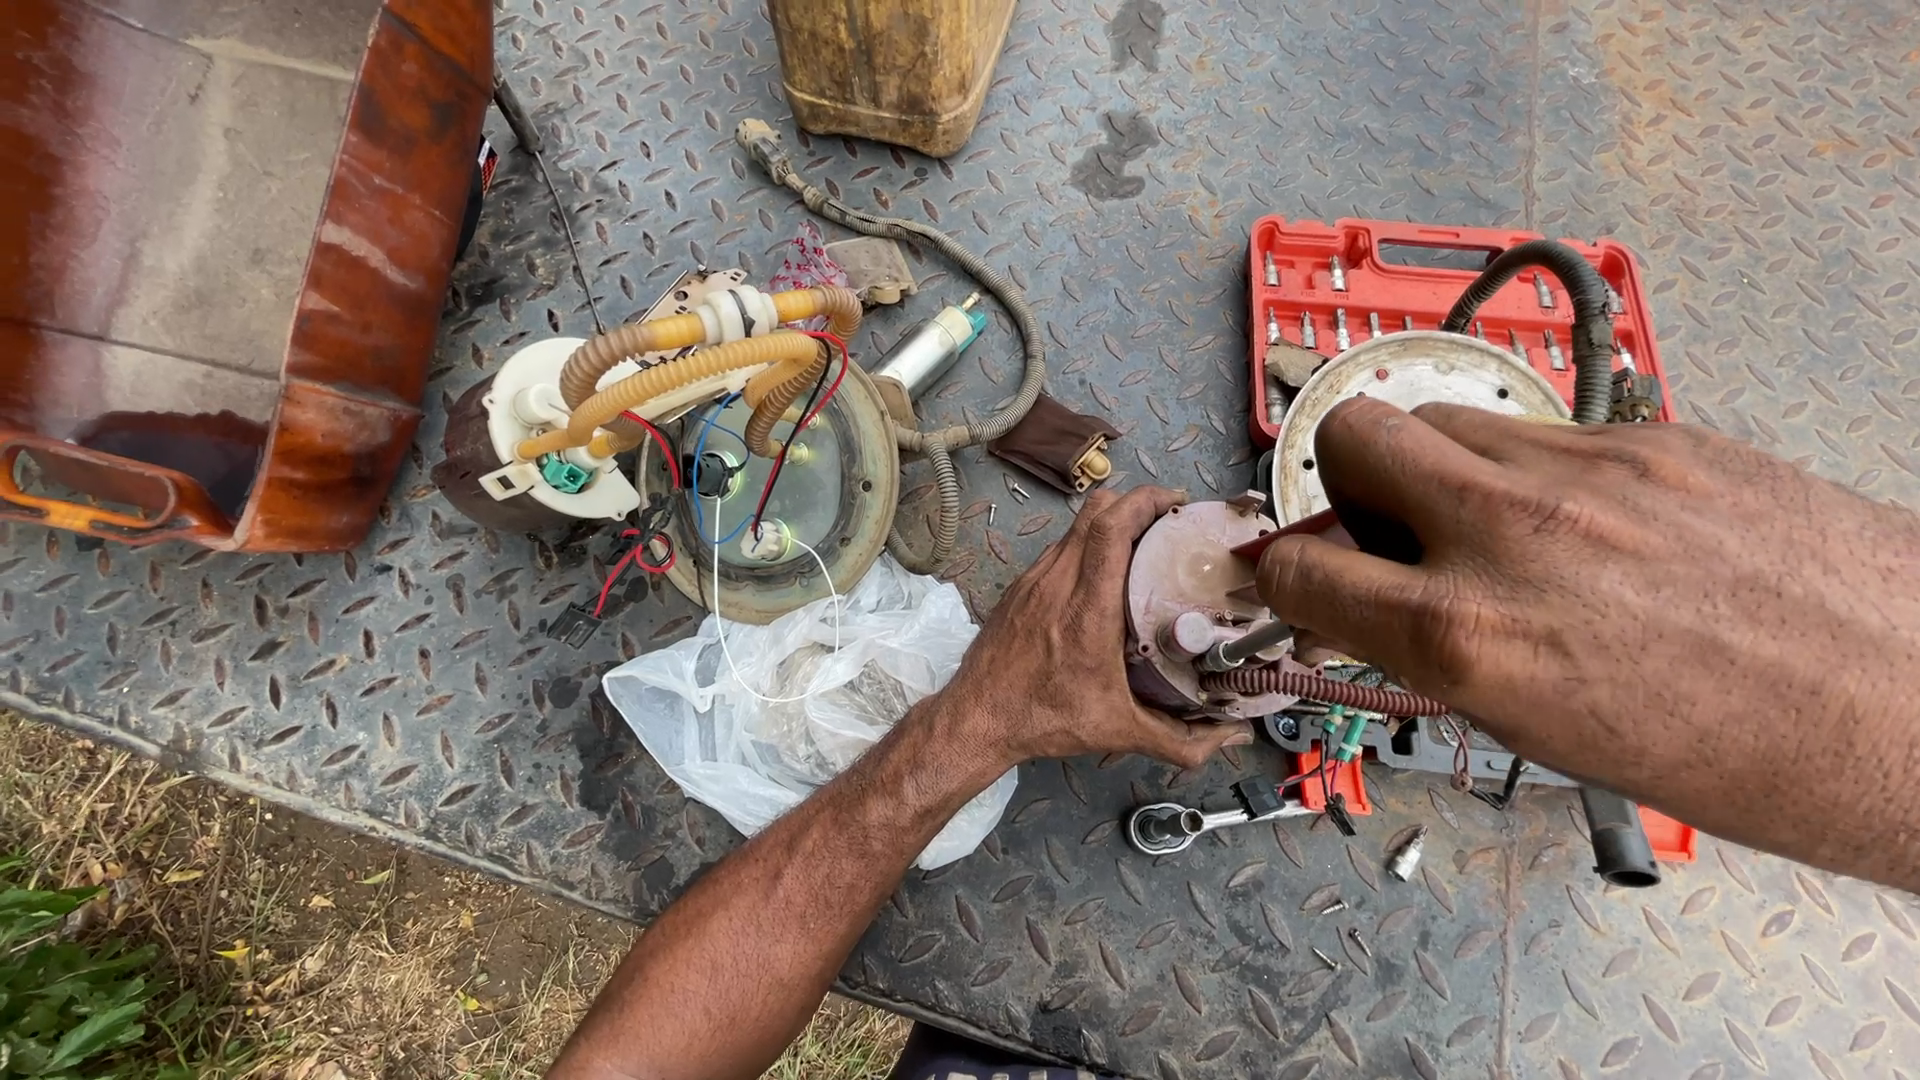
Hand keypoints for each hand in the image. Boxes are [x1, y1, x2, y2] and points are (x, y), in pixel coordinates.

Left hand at [928, 485, 1252, 772]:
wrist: (976, 717)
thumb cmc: (1045, 719)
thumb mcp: (1120, 732)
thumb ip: (1182, 741)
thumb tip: (1232, 738)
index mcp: (1087, 609)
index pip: (1111, 530)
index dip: (1145, 502)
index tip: (1175, 502)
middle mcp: (1058, 583)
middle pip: (1094, 511)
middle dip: (1135, 501)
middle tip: (1166, 518)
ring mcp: (1033, 581)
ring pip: (1074, 527)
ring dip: (1109, 522)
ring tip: (1141, 543)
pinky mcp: (1019, 588)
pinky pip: (1058, 549)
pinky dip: (1085, 545)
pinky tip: (1102, 574)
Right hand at [1256, 398, 1919, 887]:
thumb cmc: (1727, 752)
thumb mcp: (1525, 724)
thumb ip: (1419, 644)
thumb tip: (1360, 601)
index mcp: (1466, 636)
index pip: (1298, 568)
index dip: (1286, 573)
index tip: (1305, 577)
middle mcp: (1507, 535)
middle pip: (1352, 432)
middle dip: (1347, 476)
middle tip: (1389, 522)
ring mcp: (1584, 471)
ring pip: (1439, 417)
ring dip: (1431, 466)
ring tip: (1484, 521)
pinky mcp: (1653, 437)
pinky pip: (1534, 430)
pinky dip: (1520, 469)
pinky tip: (1577, 521)